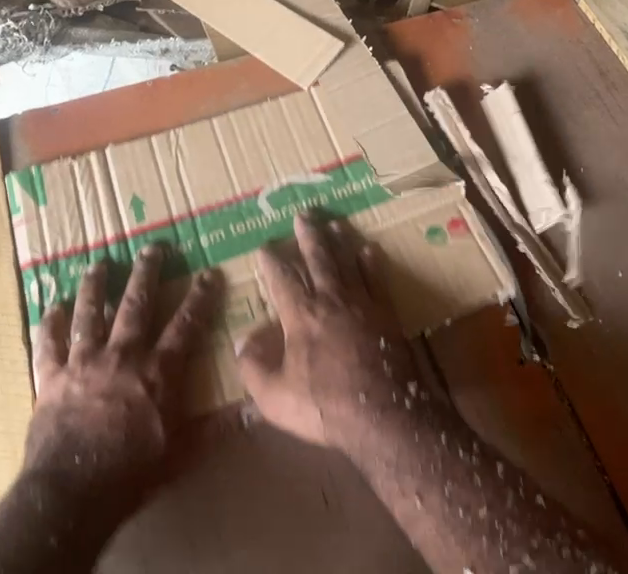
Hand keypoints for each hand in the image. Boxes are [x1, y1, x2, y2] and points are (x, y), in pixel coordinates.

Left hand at [26, 244, 221, 500]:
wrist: (72, 493)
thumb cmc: (132, 473)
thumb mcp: (182, 452)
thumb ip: (216, 427)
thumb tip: (256, 411)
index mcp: (158, 372)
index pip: (186, 325)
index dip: (200, 297)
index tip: (209, 272)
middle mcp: (122, 356)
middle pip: (137, 305)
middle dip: (147, 273)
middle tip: (153, 247)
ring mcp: (83, 364)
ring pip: (90, 314)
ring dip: (96, 287)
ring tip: (99, 264)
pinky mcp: (51, 379)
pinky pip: (49, 344)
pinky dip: (50, 324)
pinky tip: (52, 306)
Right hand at [235, 213, 422, 451]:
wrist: (384, 413)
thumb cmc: (325, 406)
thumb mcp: (274, 395)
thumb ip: (254, 366)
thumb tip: (242, 339)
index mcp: (301, 315)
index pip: (282, 279)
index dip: (271, 261)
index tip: (263, 245)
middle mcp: (331, 300)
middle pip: (317, 259)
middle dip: (307, 236)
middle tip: (302, 214)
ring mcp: (361, 303)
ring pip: (347, 261)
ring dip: (338, 241)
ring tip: (333, 223)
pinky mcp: (385, 313)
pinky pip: (376, 278)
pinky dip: (371, 262)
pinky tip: (369, 250)